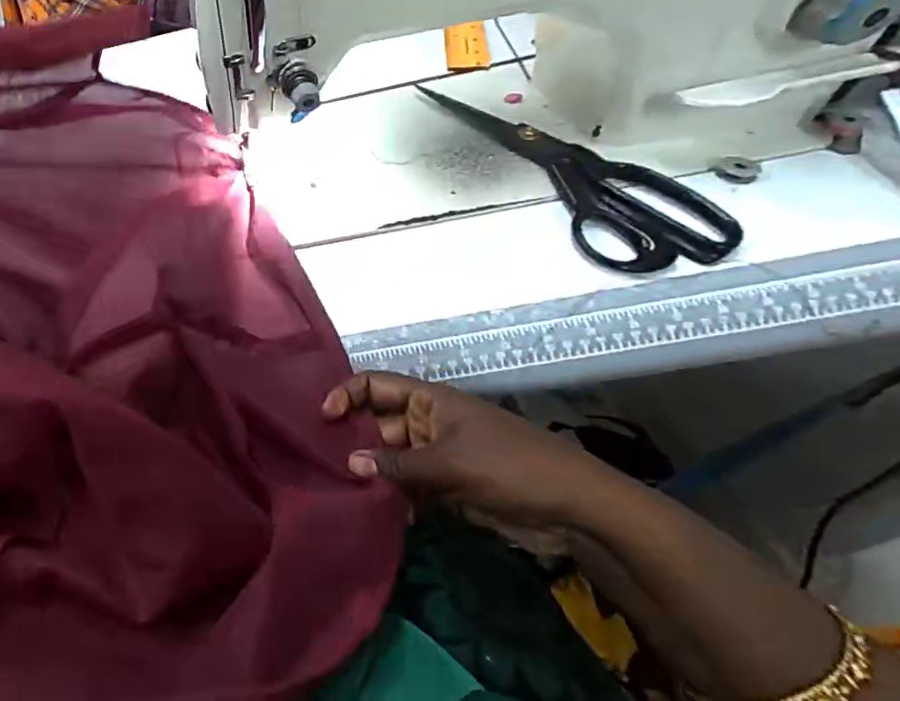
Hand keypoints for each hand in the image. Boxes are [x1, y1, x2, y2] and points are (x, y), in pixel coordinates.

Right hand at [321, 371, 641, 536]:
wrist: (575, 507)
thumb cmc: (510, 466)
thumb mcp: (450, 463)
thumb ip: (398, 464)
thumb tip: (350, 463)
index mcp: (429, 399)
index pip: (375, 384)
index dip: (347, 394)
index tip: (324, 418)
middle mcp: (428, 420)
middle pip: (379, 423)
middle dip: (356, 441)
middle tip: (328, 465)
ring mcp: (438, 453)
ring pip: (392, 457)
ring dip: (376, 473)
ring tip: (350, 493)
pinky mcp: (449, 484)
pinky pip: (411, 484)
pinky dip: (398, 497)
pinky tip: (387, 516)